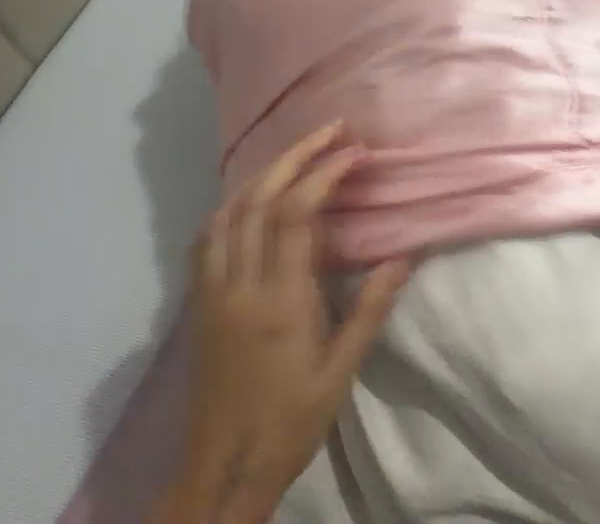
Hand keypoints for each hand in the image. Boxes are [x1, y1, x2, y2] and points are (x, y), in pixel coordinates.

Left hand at [160, 121, 412, 523]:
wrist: (222, 468)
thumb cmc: (291, 422)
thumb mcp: (341, 371)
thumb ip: (370, 310)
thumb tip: (402, 257)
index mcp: (279, 301)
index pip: (296, 215)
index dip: (325, 173)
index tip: (355, 151)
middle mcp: (239, 285)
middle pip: (259, 200)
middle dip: (295, 156)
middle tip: (330, 130)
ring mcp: (211, 292)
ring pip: (228, 213)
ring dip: (263, 174)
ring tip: (297, 154)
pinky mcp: (198, 303)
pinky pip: (208, 238)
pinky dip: (232, 205)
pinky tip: (251, 200)